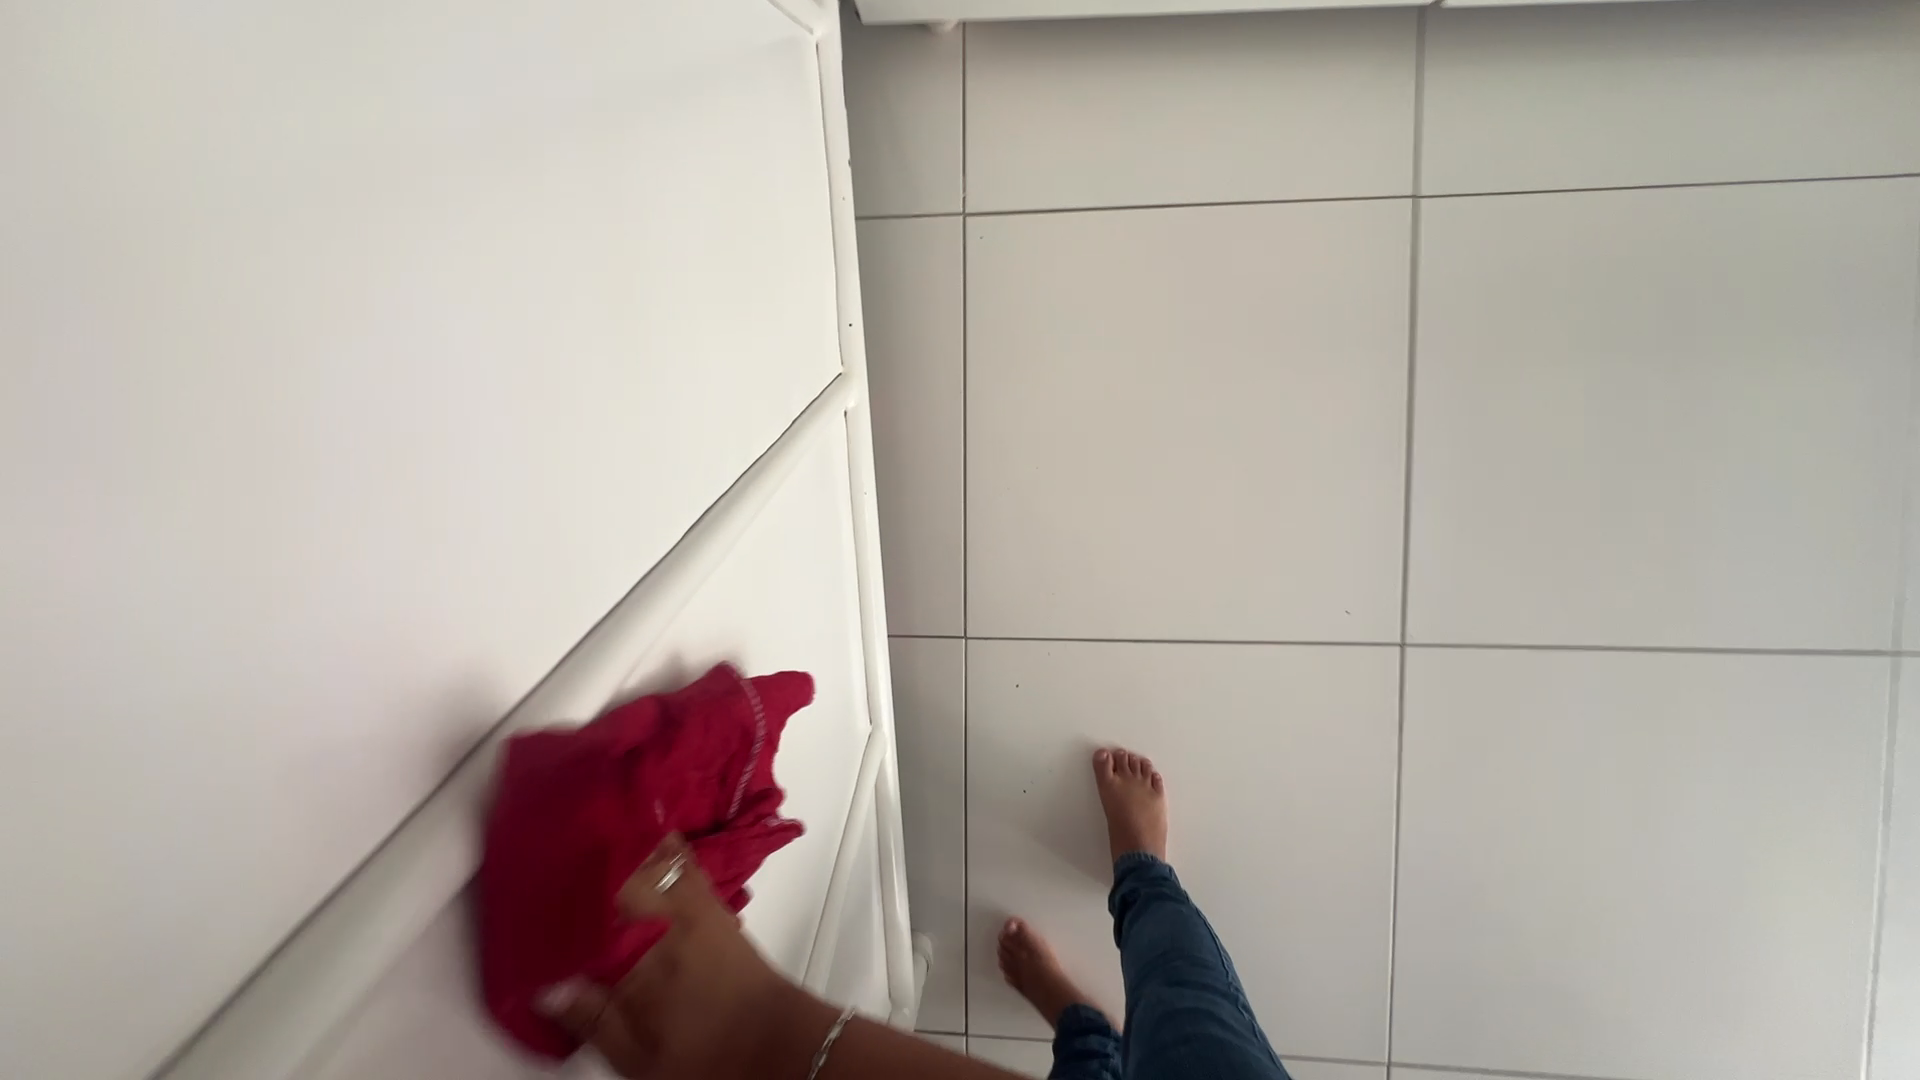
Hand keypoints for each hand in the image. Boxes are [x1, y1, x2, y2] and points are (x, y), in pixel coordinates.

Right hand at [536, 834, 824, 1078]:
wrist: (773, 1039)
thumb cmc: (706, 1053)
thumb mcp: (638, 1054)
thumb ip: (593, 1017)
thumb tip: (547, 987)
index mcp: (646, 952)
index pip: (596, 909)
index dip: (568, 896)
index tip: (542, 887)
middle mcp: (671, 916)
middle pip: (627, 871)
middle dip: (595, 860)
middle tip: (564, 855)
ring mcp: (697, 905)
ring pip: (659, 858)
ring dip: (630, 847)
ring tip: (599, 840)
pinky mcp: (715, 905)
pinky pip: (685, 863)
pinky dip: (665, 850)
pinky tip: (649, 847)